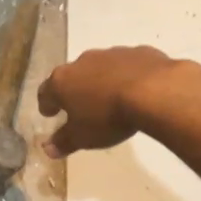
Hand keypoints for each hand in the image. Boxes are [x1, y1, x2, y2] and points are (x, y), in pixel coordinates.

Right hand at [38, 46, 200, 158]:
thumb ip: (64, 142)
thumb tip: (48, 149)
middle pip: (72, 76)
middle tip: (80, 107)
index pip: (45, 92)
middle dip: (74, 90)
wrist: (155, 91)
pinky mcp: (139, 51)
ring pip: (100, 68)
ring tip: (110, 99)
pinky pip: (127, 66)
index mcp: (62, 81)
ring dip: (100, 81)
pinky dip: (126, 76)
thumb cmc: (108, 116)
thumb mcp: (83, 137)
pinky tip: (135, 90)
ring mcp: (112, 53)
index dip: (46, 104)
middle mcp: (82, 62)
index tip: (50, 113)